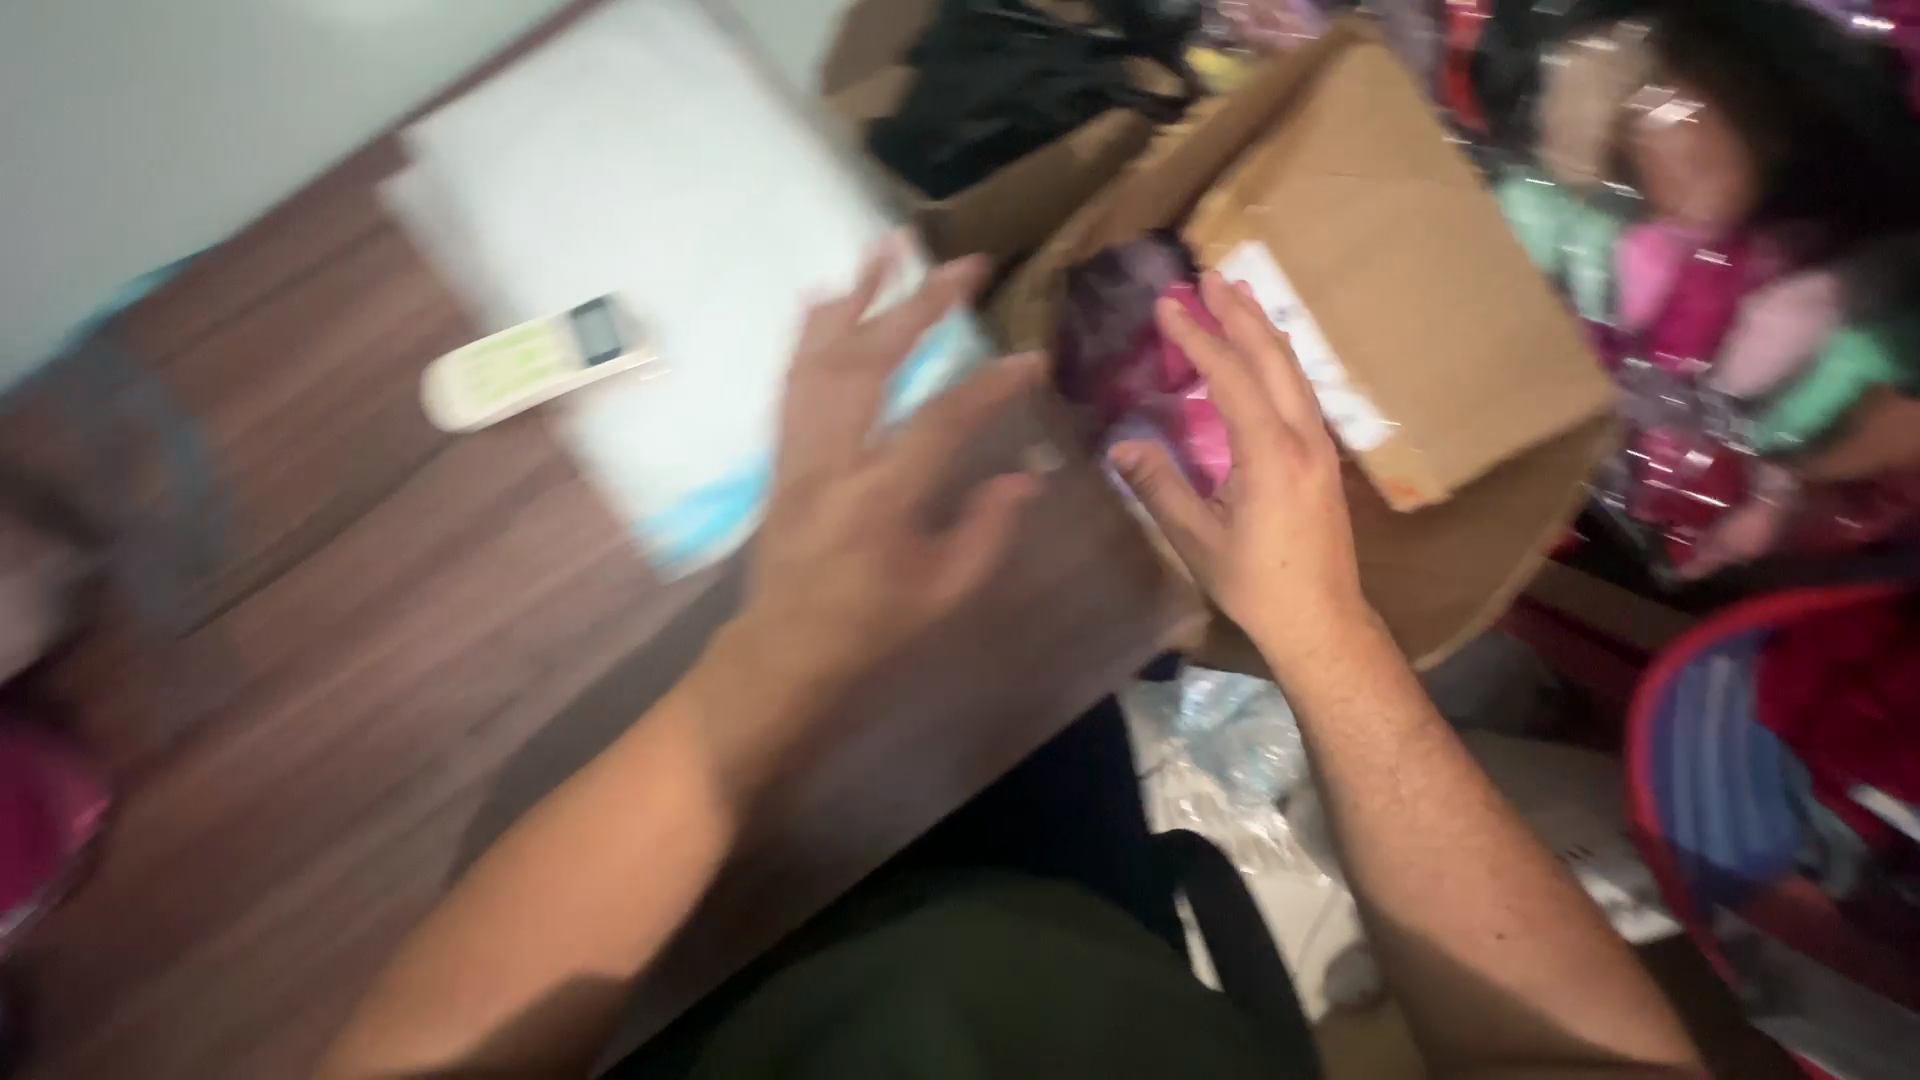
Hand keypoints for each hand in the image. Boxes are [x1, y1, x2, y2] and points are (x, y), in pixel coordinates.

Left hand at [688, 239, 1045, 796]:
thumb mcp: (947, 591)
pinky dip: (807, 335)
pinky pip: (790, 383)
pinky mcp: (780, 455)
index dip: (992, 385)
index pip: (944, 420)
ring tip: (886, 247)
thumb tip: (1025, 475)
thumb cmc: (873, 629)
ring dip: (857, 298)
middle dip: (920, 306)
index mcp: (884, 498)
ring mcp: (799, 452)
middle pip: (872, 363)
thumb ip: (988, 528)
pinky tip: (822, 299)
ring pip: (822, 358)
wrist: (786, 651)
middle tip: (962, 265)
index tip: (1032, 359)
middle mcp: (834, 460)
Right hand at [1109, 271, 1372, 667]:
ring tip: (1236, 297)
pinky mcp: (1322, 458)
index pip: (1232, 378)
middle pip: (1273, 359)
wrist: (1321, 620)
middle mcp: (1303, 438)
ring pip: (1293, 372)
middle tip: (1208, 278)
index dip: (1199, 339)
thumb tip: (1120, 447)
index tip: (1168, 306)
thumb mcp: (1196, 540)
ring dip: (1262, 331)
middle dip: (1239, 315)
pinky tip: (1262, 357)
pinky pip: (1298, 392)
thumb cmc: (1254, 584)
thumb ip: (1160, 488)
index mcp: (1271, 455)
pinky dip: (1275, 362)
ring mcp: (1320, 446)